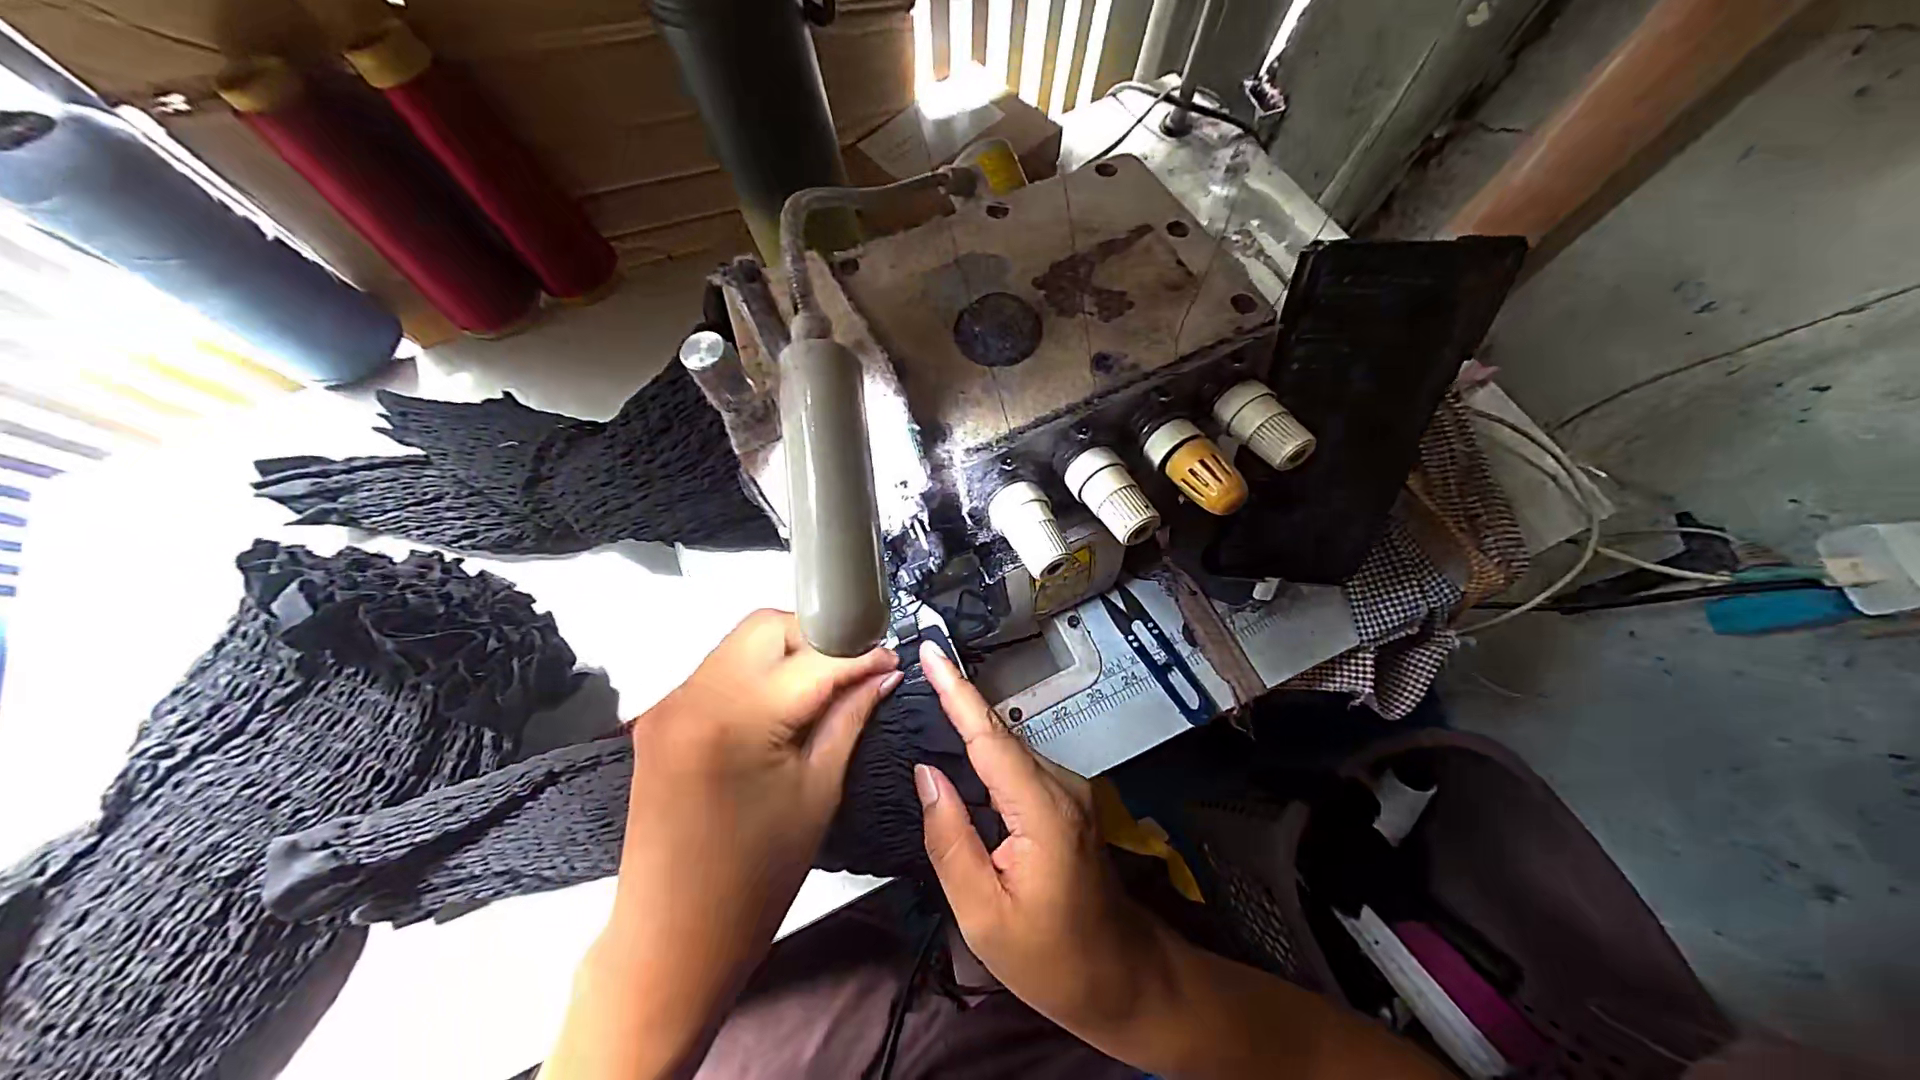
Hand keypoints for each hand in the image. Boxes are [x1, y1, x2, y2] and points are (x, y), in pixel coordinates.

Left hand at [549, 610, 896, 1079]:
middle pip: (766, 626)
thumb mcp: (818, 792)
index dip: (858, 653)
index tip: (890, 658)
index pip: (812, 656)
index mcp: (736, 715)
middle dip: (817, 637)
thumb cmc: (757, 877)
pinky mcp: (659, 718)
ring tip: (822, 686)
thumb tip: (881, 674)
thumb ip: (849, 717)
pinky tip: (781, 704)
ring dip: (786, 652)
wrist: (670, 940)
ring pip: (740, 642)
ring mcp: (669, 703)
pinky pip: (719, 671)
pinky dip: (756, 673)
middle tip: (853, 669)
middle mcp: (693, 693)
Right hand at [914, 641, 1450, 1079]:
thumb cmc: (1050, 958)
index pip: (989, 738)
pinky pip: (1017, 765)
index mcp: (1041, 812)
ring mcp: (1070, 791)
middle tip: (918, 665)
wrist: (1124, 976)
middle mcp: (1061, 787)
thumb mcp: (983, 915)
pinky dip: (985, 750)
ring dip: (969, 722)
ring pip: (1009, 747)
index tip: (931, 651)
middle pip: (999, 734)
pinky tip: (958, 747)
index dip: (957, 692)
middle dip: (958, 696)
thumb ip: (950, 838)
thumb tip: (926, 773)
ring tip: (929, 696)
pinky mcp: (1067, 800)